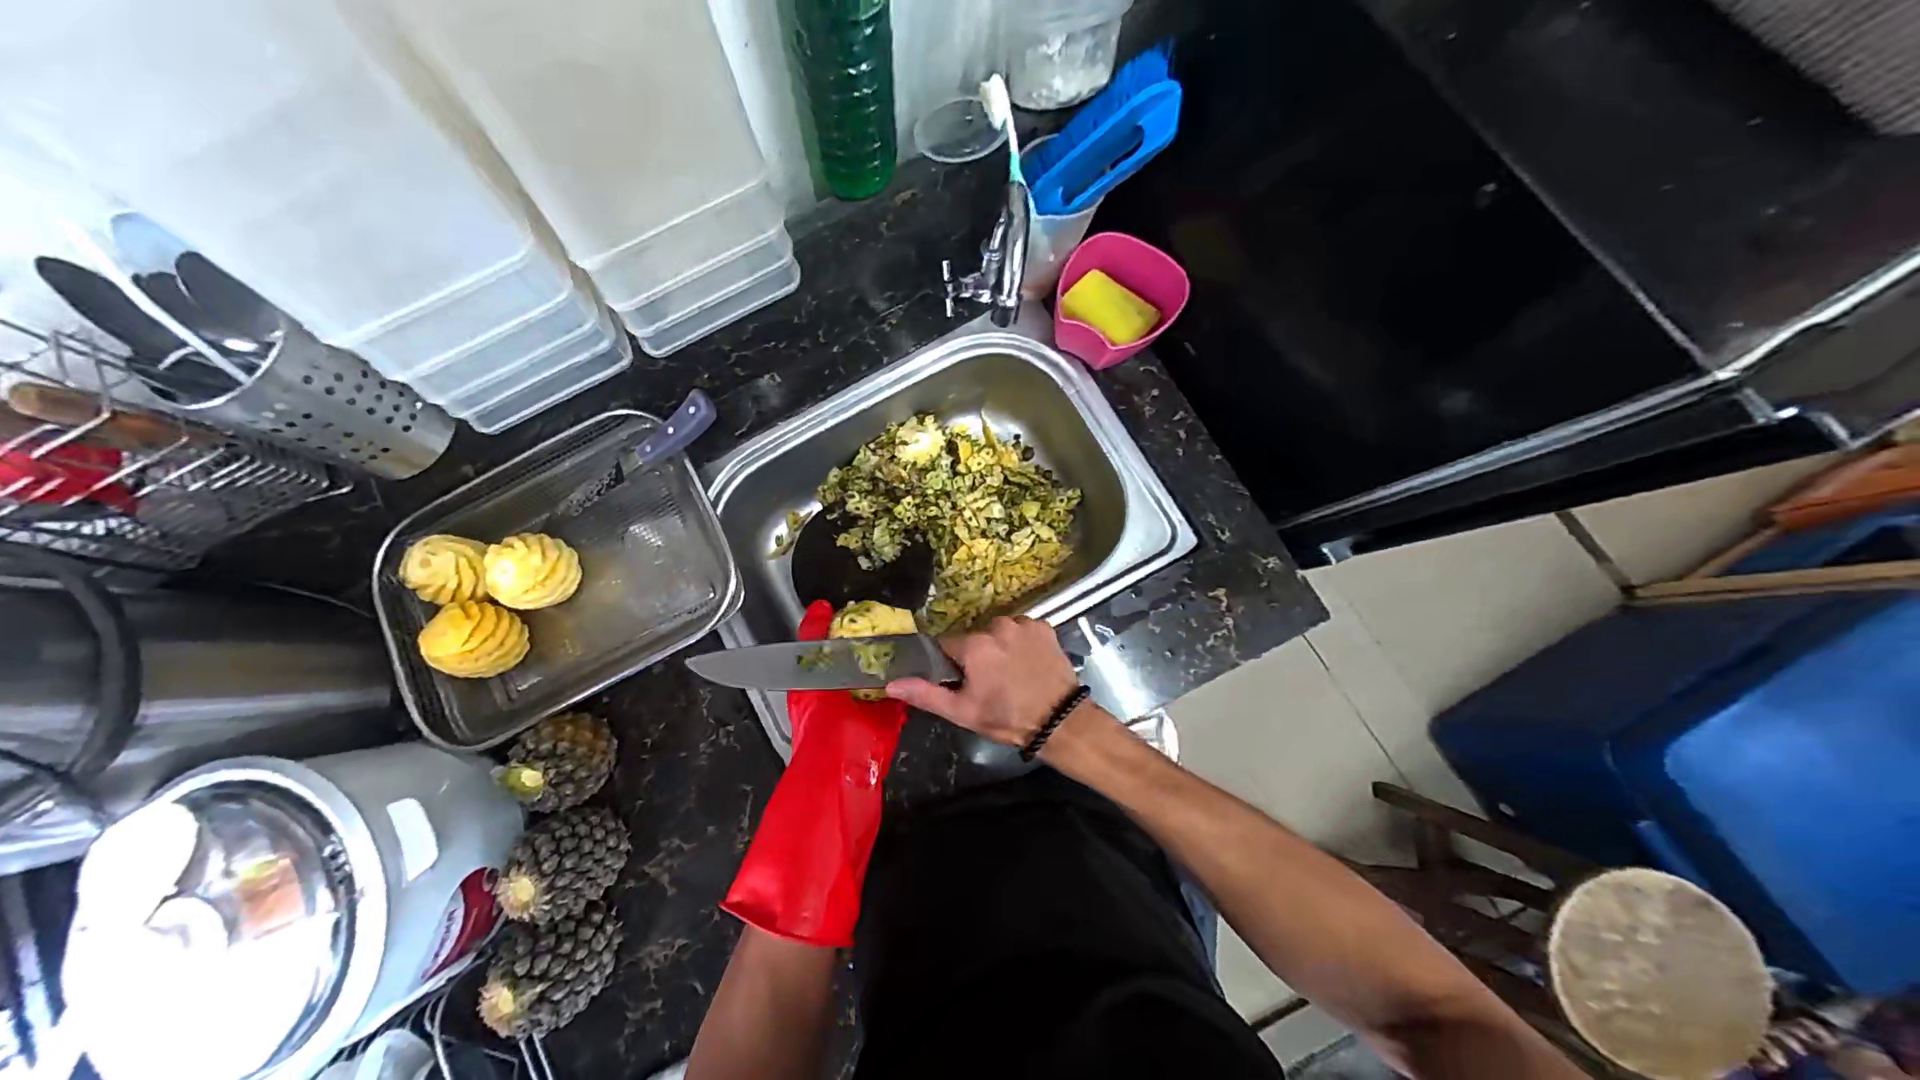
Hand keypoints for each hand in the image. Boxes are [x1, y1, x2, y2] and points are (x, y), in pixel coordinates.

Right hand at [885, 616, 1080, 746]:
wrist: (1060, 720)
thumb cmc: (1007, 718)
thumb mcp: (962, 712)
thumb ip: (925, 694)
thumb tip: (891, 684)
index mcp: (974, 645)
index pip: (948, 646)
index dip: (953, 665)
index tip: (964, 682)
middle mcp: (998, 626)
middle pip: (975, 637)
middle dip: (978, 656)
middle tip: (990, 683)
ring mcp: (1024, 624)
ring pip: (999, 632)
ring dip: (1000, 647)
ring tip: (1012, 674)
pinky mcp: (1044, 627)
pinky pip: (1022, 630)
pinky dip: (1022, 643)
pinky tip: (1028, 664)